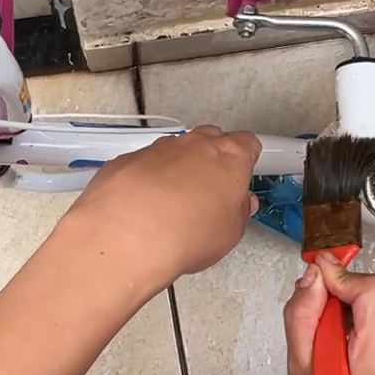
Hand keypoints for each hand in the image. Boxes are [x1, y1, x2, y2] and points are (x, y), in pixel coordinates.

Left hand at [60, 125, 261, 284]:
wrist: (128, 235)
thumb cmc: (187, 234)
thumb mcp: (229, 234)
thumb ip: (238, 212)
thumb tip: (240, 204)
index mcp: (229, 157)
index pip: (247, 144)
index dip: (245, 160)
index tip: (241, 176)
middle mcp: (195, 144)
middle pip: (211, 139)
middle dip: (212, 160)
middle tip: (209, 192)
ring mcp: (159, 148)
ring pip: (176, 150)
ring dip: (178, 169)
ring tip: (173, 204)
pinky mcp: (128, 159)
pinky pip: (145, 163)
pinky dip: (148, 179)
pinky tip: (143, 206)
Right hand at [284, 255, 374, 374]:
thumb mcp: (298, 369)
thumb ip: (304, 316)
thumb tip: (315, 275)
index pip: (373, 291)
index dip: (342, 277)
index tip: (314, 278)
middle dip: (341, 291)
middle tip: (310, 308)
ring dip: (345, 307)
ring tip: (319, 333)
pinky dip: (354, 322)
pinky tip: (333, 345)